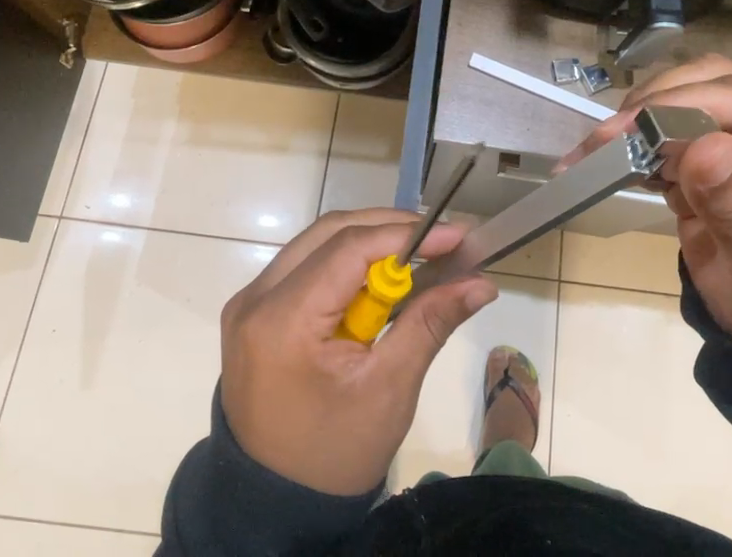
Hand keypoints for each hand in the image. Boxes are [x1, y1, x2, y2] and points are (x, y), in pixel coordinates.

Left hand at [219, 208, 498, 495]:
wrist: (276, 501)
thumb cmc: (336, 451)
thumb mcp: (389, 389)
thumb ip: (430, 323)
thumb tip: (481, 282)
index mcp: (280, 321)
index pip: (348, 249)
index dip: (406, 234)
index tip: (457, 236)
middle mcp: (255, 299)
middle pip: (330, 234)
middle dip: (390, 230)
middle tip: (442, 243)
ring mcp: (249, 303)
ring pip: (316, 244)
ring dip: (369, 244)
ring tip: (420, 257)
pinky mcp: (255, 311)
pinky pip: (305, 266)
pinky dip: (347, 264)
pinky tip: (382, 280)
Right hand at [566, 55, 731, 356]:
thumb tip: (703, 146)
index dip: (685, 104)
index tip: (628, 127)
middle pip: (714, 84)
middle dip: (657, 104)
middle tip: (605, 139)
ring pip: (688, 99)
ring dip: (642, 120)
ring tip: (598, 151)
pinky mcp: (718, 160)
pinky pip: (674, 134)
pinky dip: (641, 144)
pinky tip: (613, 165)